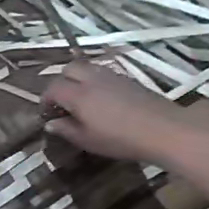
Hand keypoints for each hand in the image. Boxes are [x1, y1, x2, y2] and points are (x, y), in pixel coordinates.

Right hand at [42, 62, 200, 162]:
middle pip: (69, 68)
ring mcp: (112, 76)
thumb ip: (66, 130)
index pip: (54, 88)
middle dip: (61, 82)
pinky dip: (94, 81)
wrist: (162, 129)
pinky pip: (103, 73)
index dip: (46, 99)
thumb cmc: (120, 139)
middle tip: (62, 102)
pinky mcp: (127, 78)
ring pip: (87, 67)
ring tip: (80, 100)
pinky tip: (101, 100)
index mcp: (79, 95)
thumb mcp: (88, 140)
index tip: (46, 113)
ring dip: (78, 79)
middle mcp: (92, 79)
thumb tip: (51, 124)